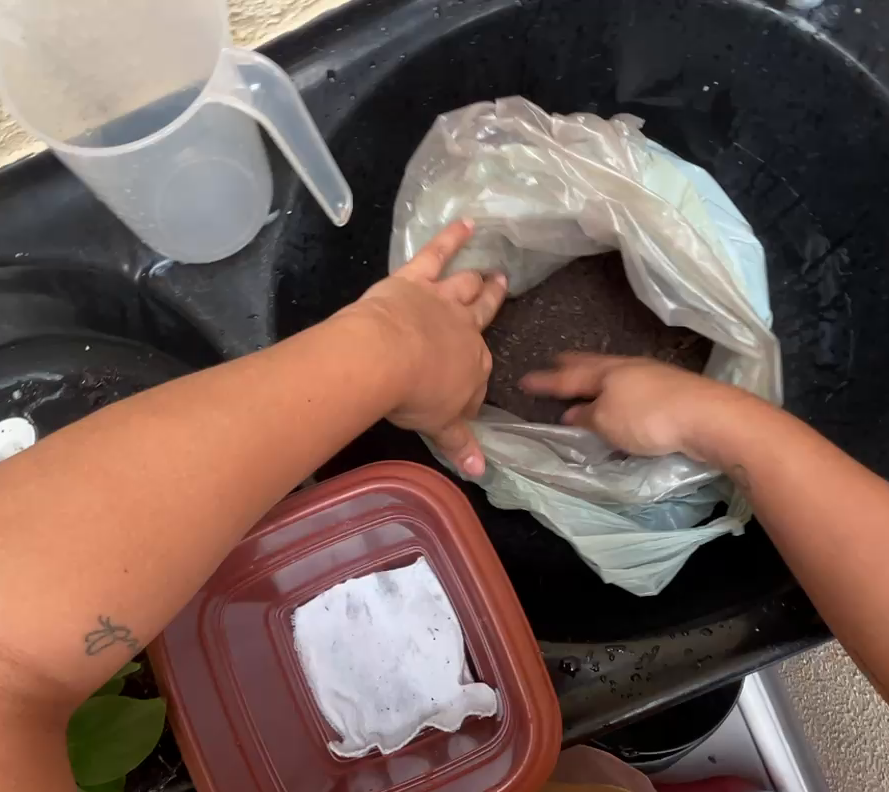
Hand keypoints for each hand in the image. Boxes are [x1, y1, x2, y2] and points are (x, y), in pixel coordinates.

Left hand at [335, 220, 507, 475]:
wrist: (386, 357)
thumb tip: (480, 473)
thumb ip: (460, 445)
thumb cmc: (415, 397)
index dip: (472, 383)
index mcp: (474, 367)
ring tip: (488, 267)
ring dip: (477, 277)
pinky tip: (465, 222)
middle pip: (481, 316)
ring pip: (465, 286)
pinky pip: (437, 254)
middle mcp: (465, 330)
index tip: (465, 392)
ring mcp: (441, 301)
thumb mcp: (440, 426)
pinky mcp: (416, 279)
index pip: (477, 376)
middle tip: (502, 285)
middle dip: (492, 304)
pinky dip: (450, 238)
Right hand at [520, 352, 753, 458]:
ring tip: (584, 375)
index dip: (545, 381)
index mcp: (605, 374)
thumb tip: (571, 413)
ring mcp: (651, 375)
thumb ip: (586, 417)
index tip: (523, 380)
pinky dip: (616, 386)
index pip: (566, 378)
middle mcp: (626, 368)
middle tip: (555, 360)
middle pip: (592, 365)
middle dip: (571, 365)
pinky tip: (619, 392)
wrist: (707, 417)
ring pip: (613, 371)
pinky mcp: (670, 388)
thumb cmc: (648, 418)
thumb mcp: (607, 421)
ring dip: (595, 374)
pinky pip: (631, 383)